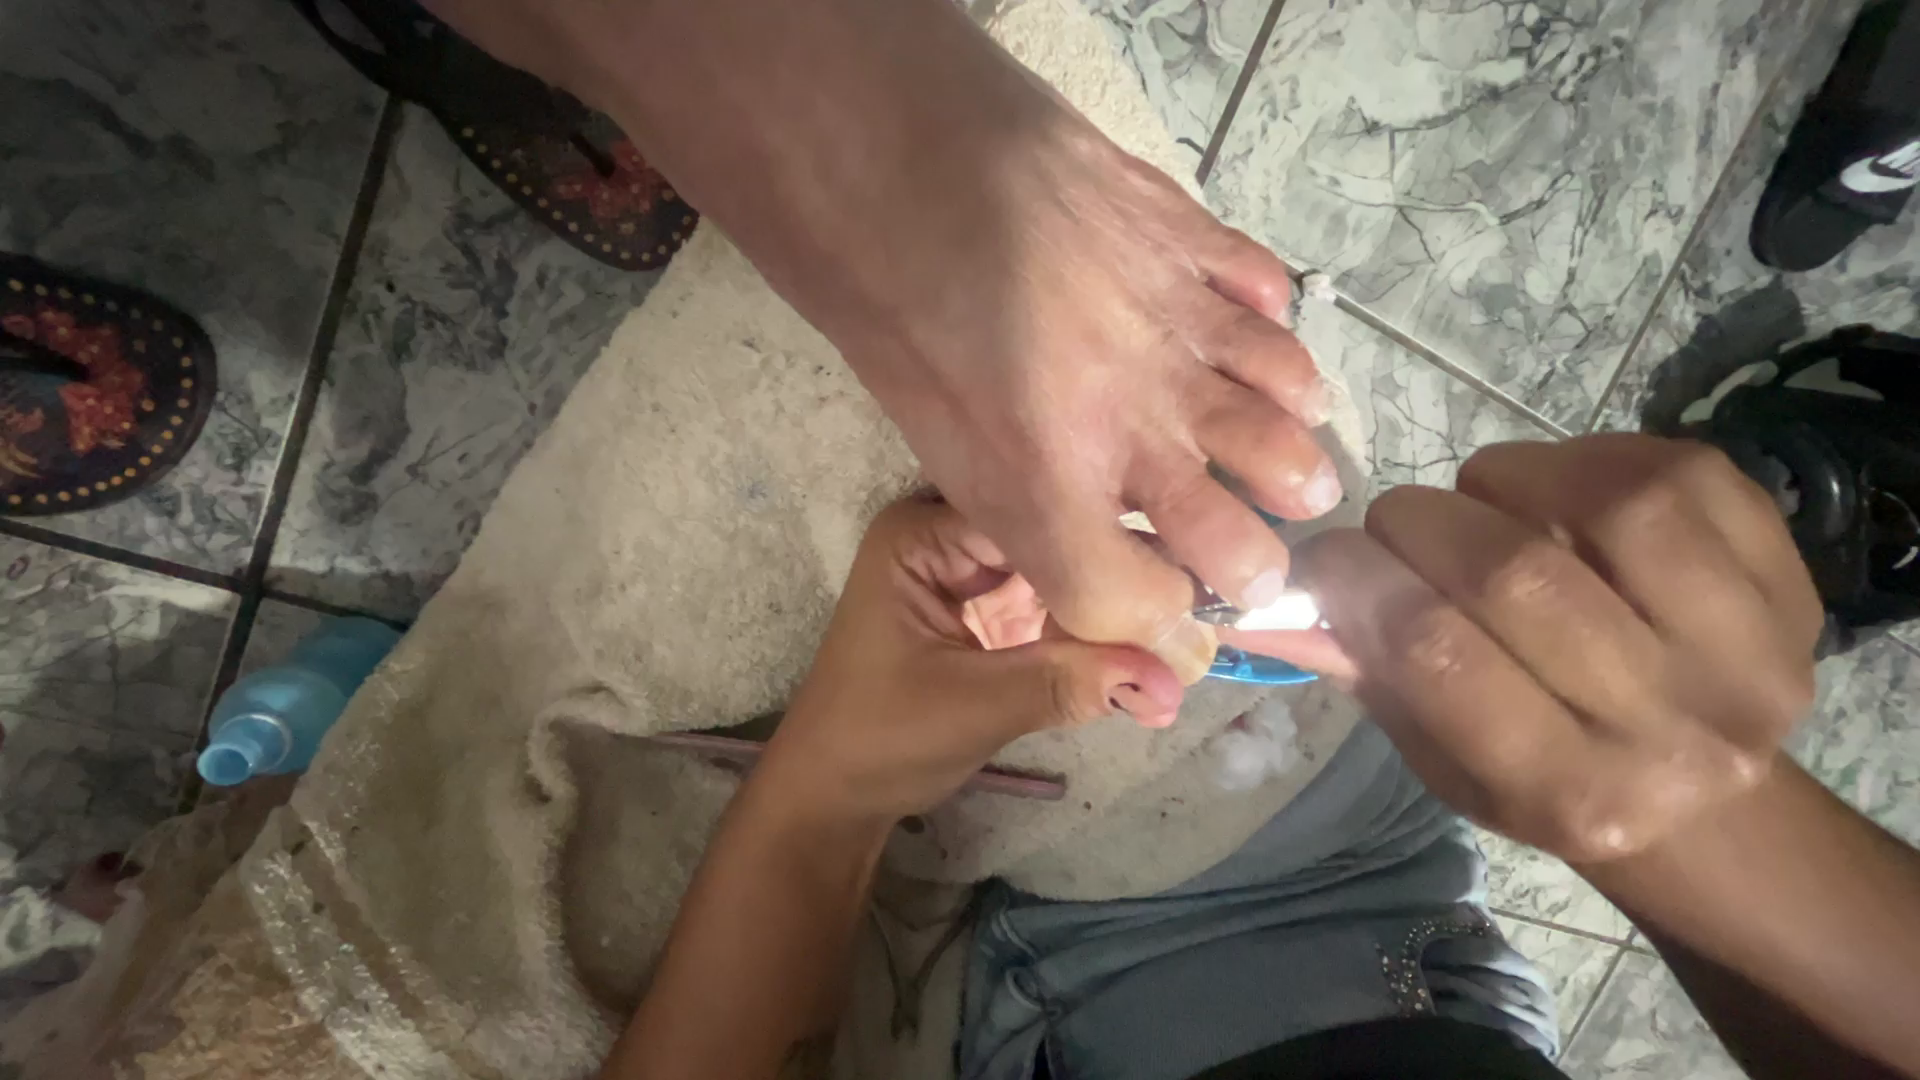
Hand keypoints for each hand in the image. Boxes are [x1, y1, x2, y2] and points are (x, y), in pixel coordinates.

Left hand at [419, 0, 1338, 684]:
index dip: (1166, 617)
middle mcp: (1134, 435)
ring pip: (1289, 428)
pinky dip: (1276, 338)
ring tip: (1289, 465)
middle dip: (1256, 564)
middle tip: (1253, 550)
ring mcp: (1178, 336)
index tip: (1172, 598)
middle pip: (1244, 546)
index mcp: (1049, 502)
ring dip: (1294, 459)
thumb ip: (1041, 525)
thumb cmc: (912, 339)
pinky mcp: (1195, 247)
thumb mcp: (953, 463)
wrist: (902, 187)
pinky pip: (1271, 304)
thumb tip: (1117, 558)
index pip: (1146, 606)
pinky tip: (1257, 348)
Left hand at [757, 497, 1180, 823]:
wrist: (835, 796)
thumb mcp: (976, 705)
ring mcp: (969, 575)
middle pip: (1048, 539)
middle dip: (1113, 580)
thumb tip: (1173, 679)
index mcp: (922, 534)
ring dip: (1108, 611)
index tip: (1182, 572)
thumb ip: (1070, 682)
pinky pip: (1051, 607)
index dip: (1102, 543)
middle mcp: (945, 538)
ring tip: (1184, 634)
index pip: (1029, 513)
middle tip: (1196, 610)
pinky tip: (1143, 652)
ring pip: (1057, 574)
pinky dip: (1089, 634)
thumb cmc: (880, 739)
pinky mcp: (987, 613)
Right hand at [1229, 435, 1823, 862]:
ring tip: (1479, 502)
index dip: (1358, 578)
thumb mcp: (1431, 752)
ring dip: (1504, 481)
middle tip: (1394, 528)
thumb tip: (1262, 605)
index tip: (1323, 557)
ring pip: (1606, 507)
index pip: (1434, 649)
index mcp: (1564, 788)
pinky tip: (1547, 489)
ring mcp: (1749, 649)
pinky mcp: (1788, 580)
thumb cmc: (1533, 778)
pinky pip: (1670, 472)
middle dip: (1416, 524)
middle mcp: (1671, 728)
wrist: (1702, 795)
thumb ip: (1359, 668)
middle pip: (1512, 574)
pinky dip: (1580, 459)